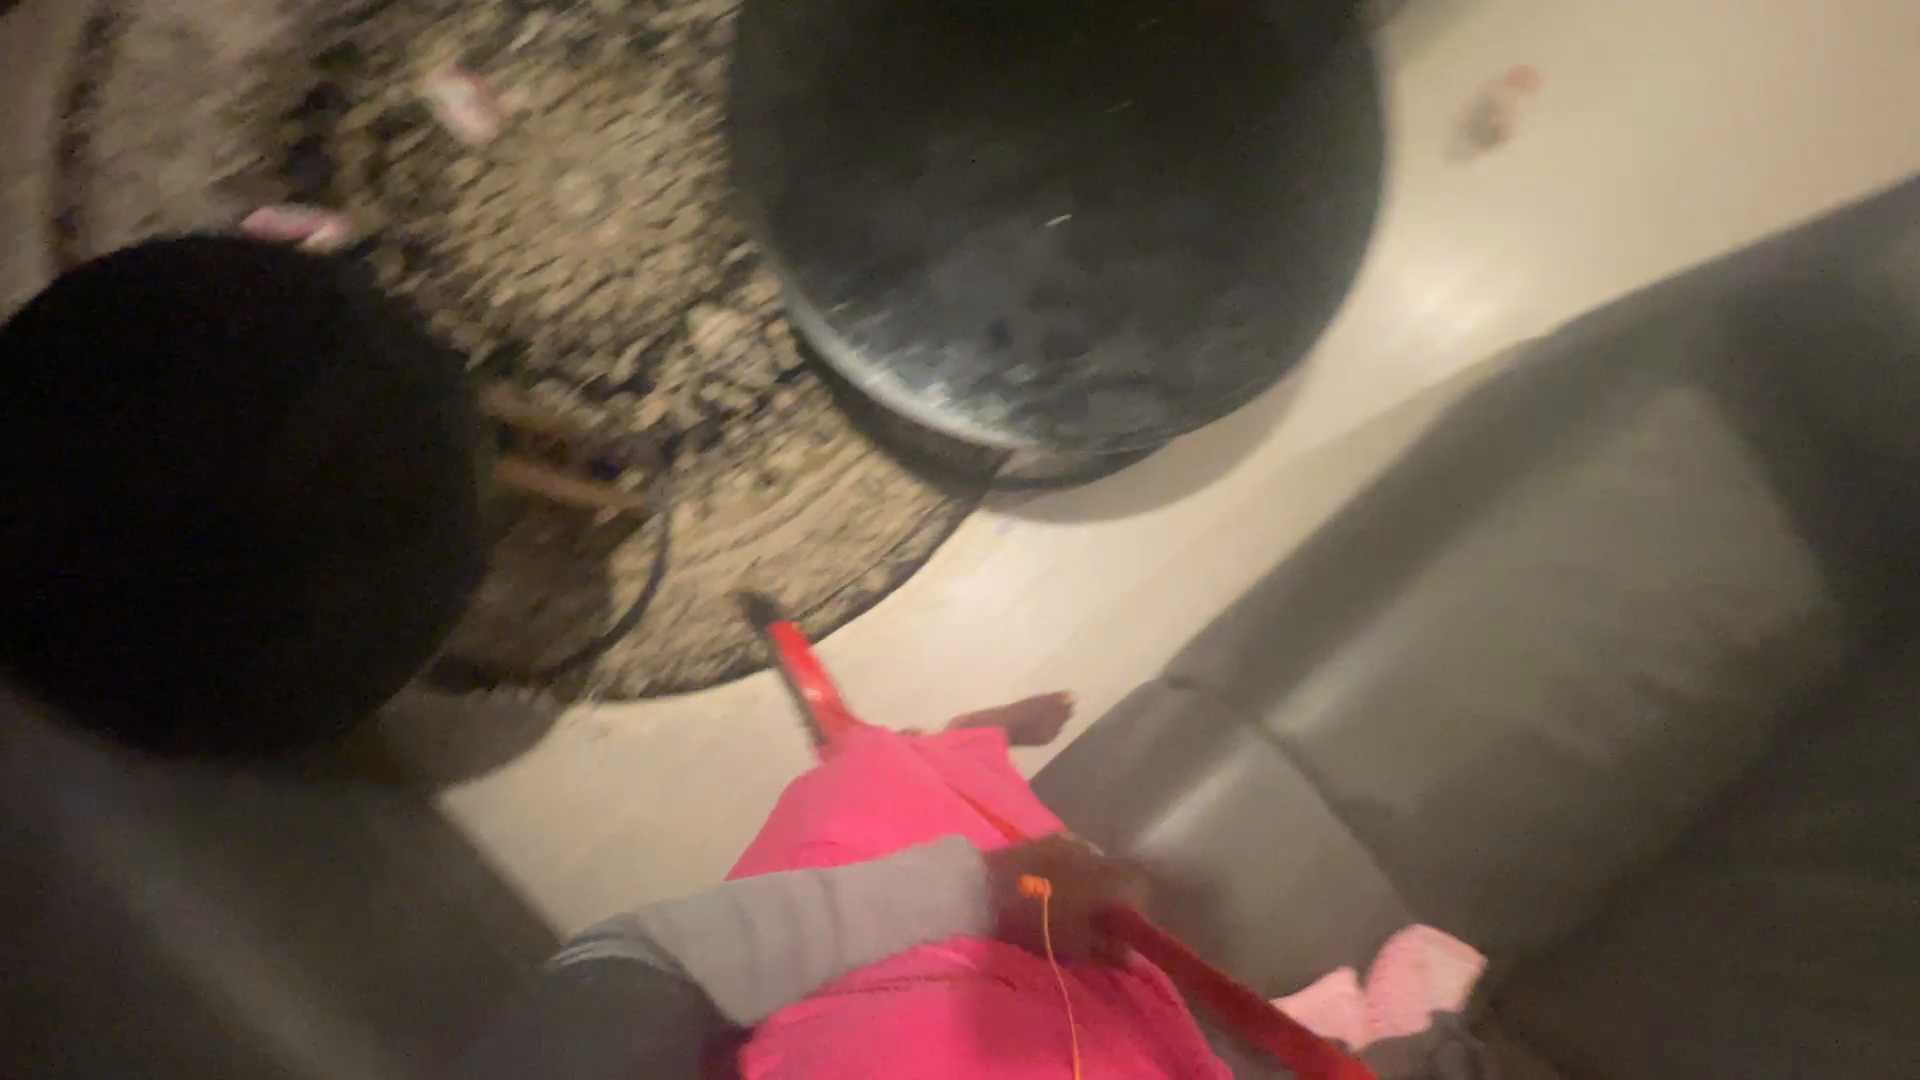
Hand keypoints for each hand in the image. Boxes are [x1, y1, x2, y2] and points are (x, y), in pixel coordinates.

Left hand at [982, 835, 1146, 964]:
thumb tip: (1135, 958)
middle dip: (1111, 890)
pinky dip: (1069, 868)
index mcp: (1105, 874)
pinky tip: (1052, 884)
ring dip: (1089, 877)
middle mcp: (1091, 850)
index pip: (1138, 877)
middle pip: (1114, 868)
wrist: (986, 889)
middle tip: (1097, 916)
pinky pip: (1068, 852)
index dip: (1137, 899)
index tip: (1126, 922)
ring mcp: (1065, 840)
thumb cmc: (1037, 920)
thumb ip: (1110, 949)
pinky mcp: (1042, 838)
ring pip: (1090, 859)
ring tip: (1072, 901)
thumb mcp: (1076, 943)